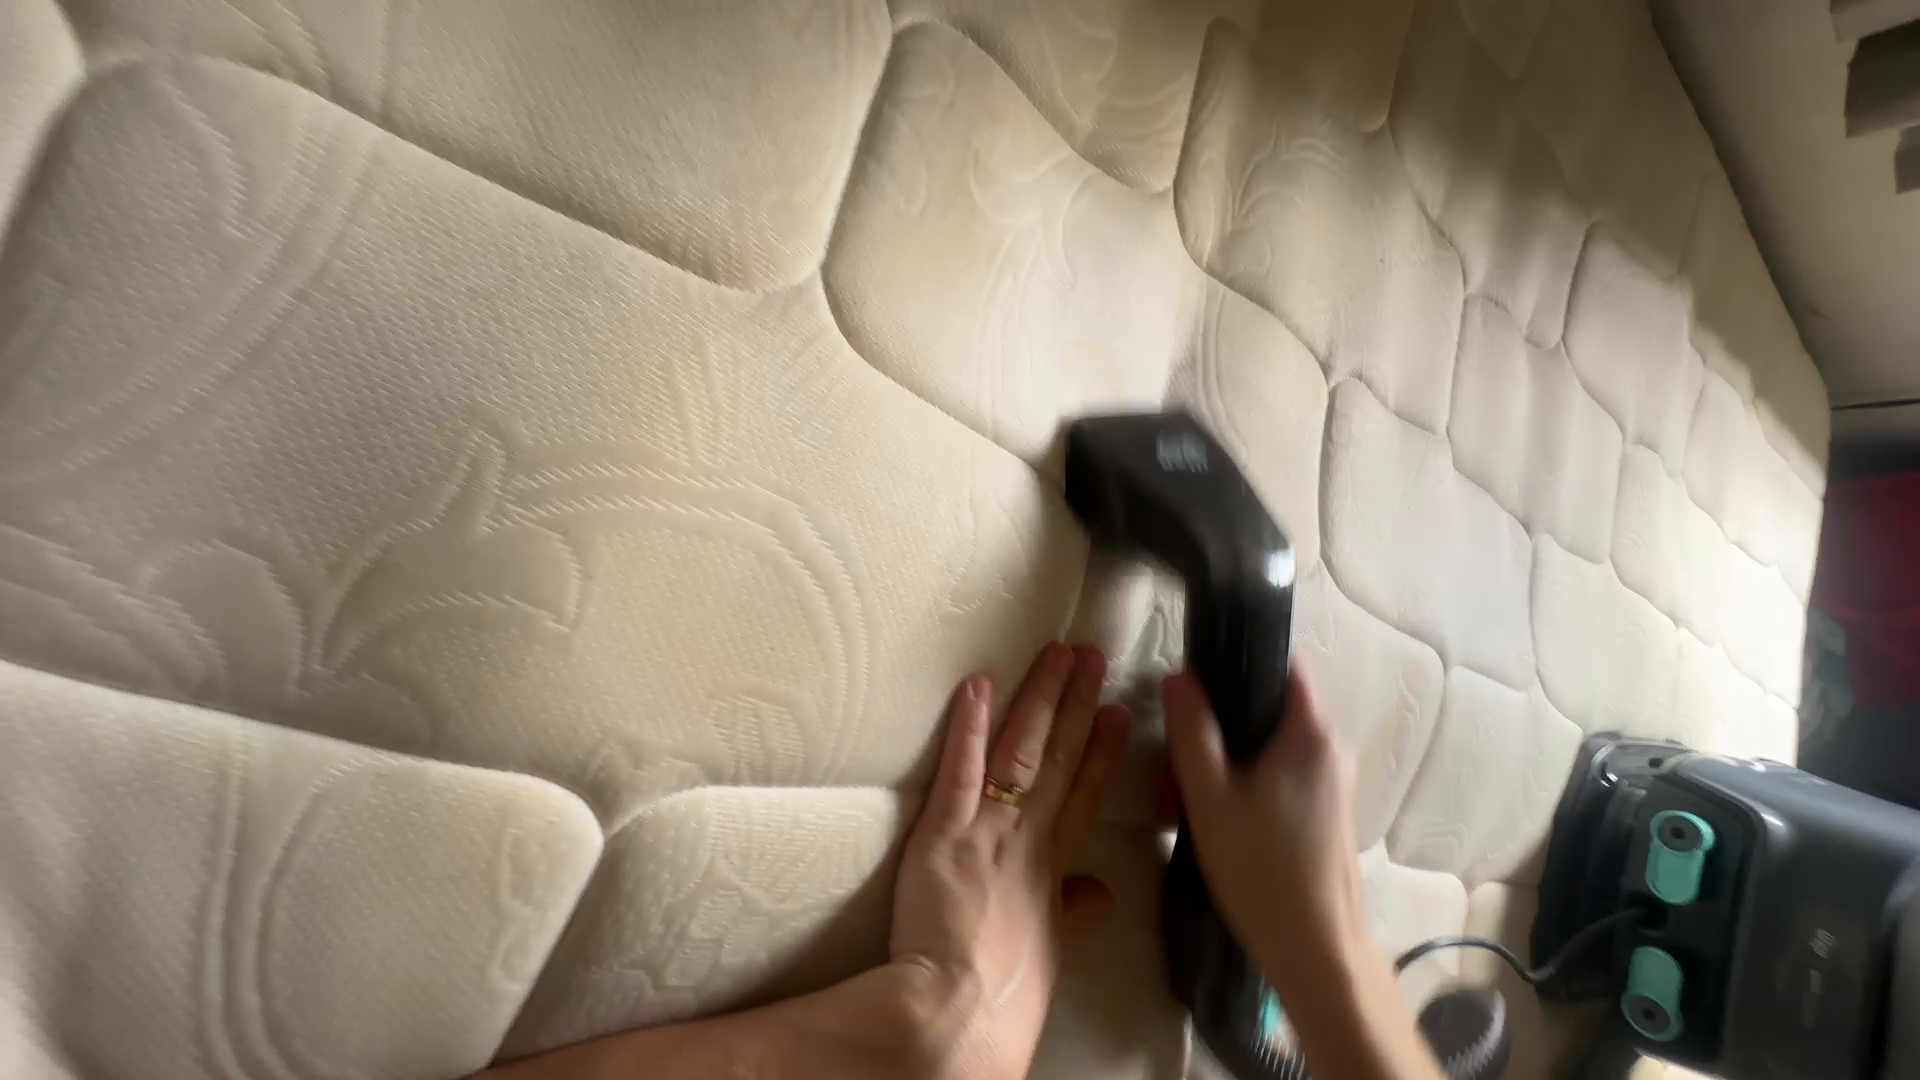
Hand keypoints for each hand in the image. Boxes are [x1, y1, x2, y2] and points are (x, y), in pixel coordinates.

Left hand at [889, 643, 1130, 1079]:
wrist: (959, 1015)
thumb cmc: (1005, 988)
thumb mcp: (1051, 945)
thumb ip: (1073, 907)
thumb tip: (1101, 892)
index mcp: (1054, 861)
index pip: (1085, 791)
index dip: (1103, 748)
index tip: (1119, 711)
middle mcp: (1028, 835)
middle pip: (1060, 756)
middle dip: (1078, 703)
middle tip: (1092, 657)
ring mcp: (988, 829)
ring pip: (1021, 750)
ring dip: (1041, 698)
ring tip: (1057, 655)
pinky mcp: (945, 831)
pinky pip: (961, 769)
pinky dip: (970, 726)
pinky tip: (978, 684)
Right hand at [1160, 668, 1366, 997]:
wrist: (1316, 951)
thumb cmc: (1260, 866)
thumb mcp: (1209, 794)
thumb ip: (1191, 729)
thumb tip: (1179, 676)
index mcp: (1310, 733)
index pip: (1282, 665)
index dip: (1238, 662)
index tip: (1197, 680)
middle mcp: (1330, 749)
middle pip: (1266, 710)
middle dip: (1216, 725)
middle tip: (1173, 759)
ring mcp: (1331, 782)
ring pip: (1267, 746)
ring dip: (1223, 760)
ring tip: (1180, 796)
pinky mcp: (1325, 811)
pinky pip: (1278, 774)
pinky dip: (1243, 782)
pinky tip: (1211, 815)